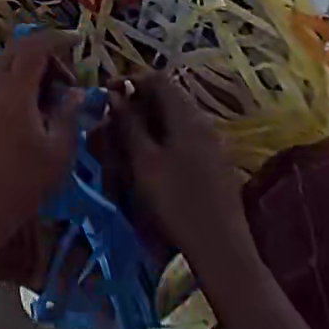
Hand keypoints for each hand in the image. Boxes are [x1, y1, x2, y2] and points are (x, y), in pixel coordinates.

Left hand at [0, 30, 81, 235]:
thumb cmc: (26, 178)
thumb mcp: (59, 149)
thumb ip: (69, 114)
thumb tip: (75, 92)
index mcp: (14, 89)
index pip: (33, 48)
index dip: (56, 39)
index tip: (78, 40)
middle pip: (18, 50)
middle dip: (45, 52)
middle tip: (70, 75)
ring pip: (9, 63)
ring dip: (34, 66)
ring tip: (59, 93)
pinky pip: (4, 78)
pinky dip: (23, 78)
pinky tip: (41, 104)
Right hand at [108, 72, 248, 264]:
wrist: (221, 250)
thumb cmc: (176, 200)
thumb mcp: (142, 160)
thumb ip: (128, 122)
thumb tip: (114, 94)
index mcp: (187, 117)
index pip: (158, 79)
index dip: (130, 79)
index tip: (107, 93)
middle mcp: (204, 123)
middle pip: (167, 96)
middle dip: (137, 101)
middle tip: (112, 117)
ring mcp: (213, 144)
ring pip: (175, 117)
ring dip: (148, 119)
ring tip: (125, 137)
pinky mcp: (215, 163)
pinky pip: (184, 135)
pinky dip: (162, 135)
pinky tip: (149, 157)